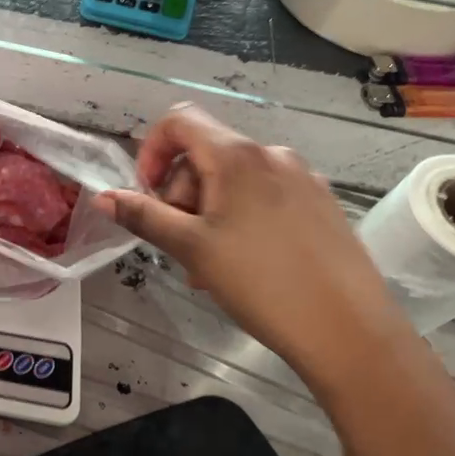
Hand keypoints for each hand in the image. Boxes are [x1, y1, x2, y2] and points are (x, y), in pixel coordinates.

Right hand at [93, 104, 409, 383]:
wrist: (352, 333)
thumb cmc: (261, 282)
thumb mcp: (191, 248)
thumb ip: (143, 215)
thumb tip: (102, 197)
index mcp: (237, 156)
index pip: (179, 122)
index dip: (151, 150)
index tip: (147, 194)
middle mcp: (272, 155)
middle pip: (205, 154)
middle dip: (180, 193)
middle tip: (178, 243)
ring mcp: (303, 180)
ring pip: (235, 181)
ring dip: (208, 211)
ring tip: (208, 265)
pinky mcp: (323, 207)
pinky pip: (266, 198)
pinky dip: (241, 218)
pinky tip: (245, 265)